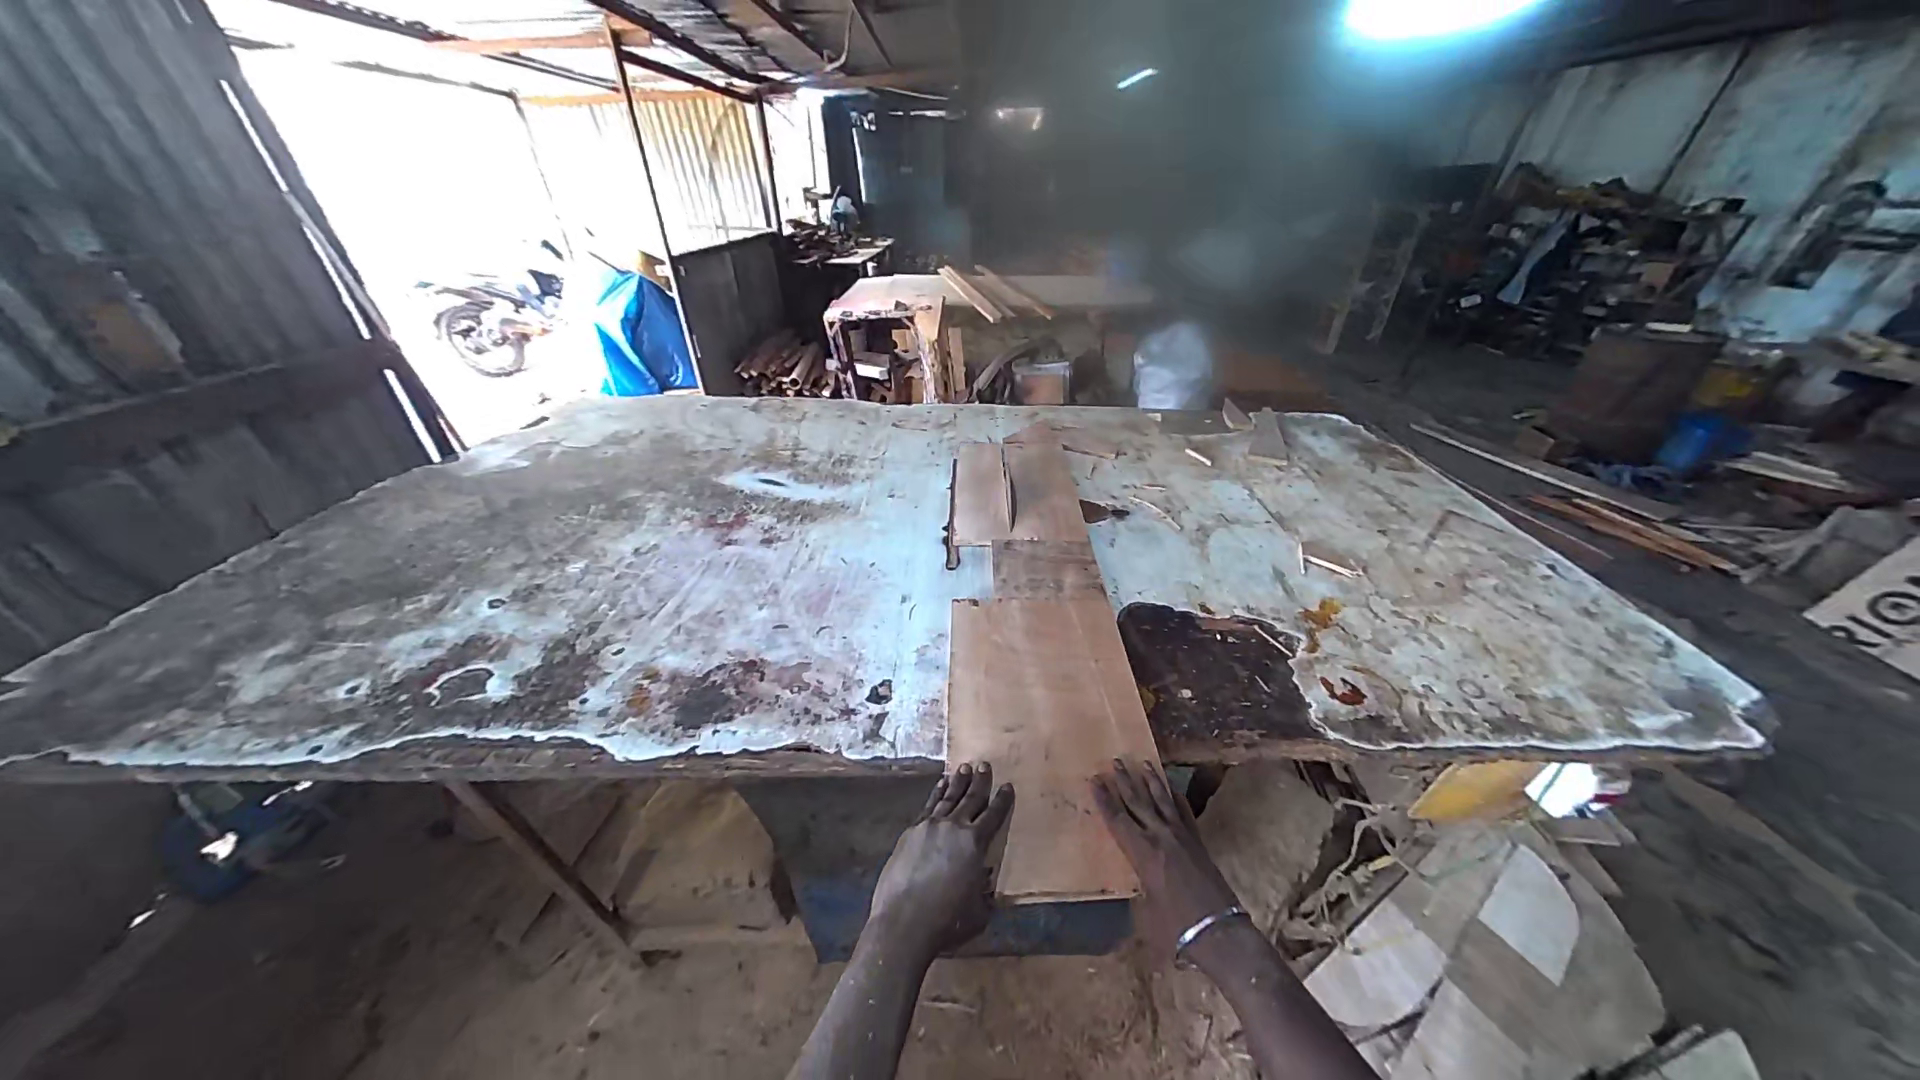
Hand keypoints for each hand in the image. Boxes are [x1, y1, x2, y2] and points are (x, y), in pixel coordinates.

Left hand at [866, 762, 1014, 957]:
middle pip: (971, 799)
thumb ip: (984, 893)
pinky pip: (928, 806)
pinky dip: (936, 793)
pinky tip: (940, 785)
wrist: (904, 921)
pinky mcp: (910, 832)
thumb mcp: (979, 912)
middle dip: (980, 782)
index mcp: (975, 844)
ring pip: (948, 797)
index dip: (1002, 801)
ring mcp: (930, 826)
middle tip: (985, 765)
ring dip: (958, 782)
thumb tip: (984, 882)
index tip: (1007, 786)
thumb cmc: (947, 921)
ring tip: (965, 768)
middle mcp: (954, 827)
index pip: (993, 816)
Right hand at [1092, 759, 1241, 963]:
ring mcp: (1182, 836)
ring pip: (1162, 801)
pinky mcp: (1197, 841)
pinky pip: (1184, 813)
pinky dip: (1176, 799)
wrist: (1220, 932)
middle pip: (1138, 802)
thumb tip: (1133, 877)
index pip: (1118, 819)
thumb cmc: (1176, 926)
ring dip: (1151, 781)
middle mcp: (1160, 837)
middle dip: (1125, 781)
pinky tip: (1172, 789)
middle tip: (1116, 761)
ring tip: (1143, 763)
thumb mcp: (1145, 908)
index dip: (1105, 799)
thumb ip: (1137, 884)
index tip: (1095, 779)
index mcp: (1143, 853)